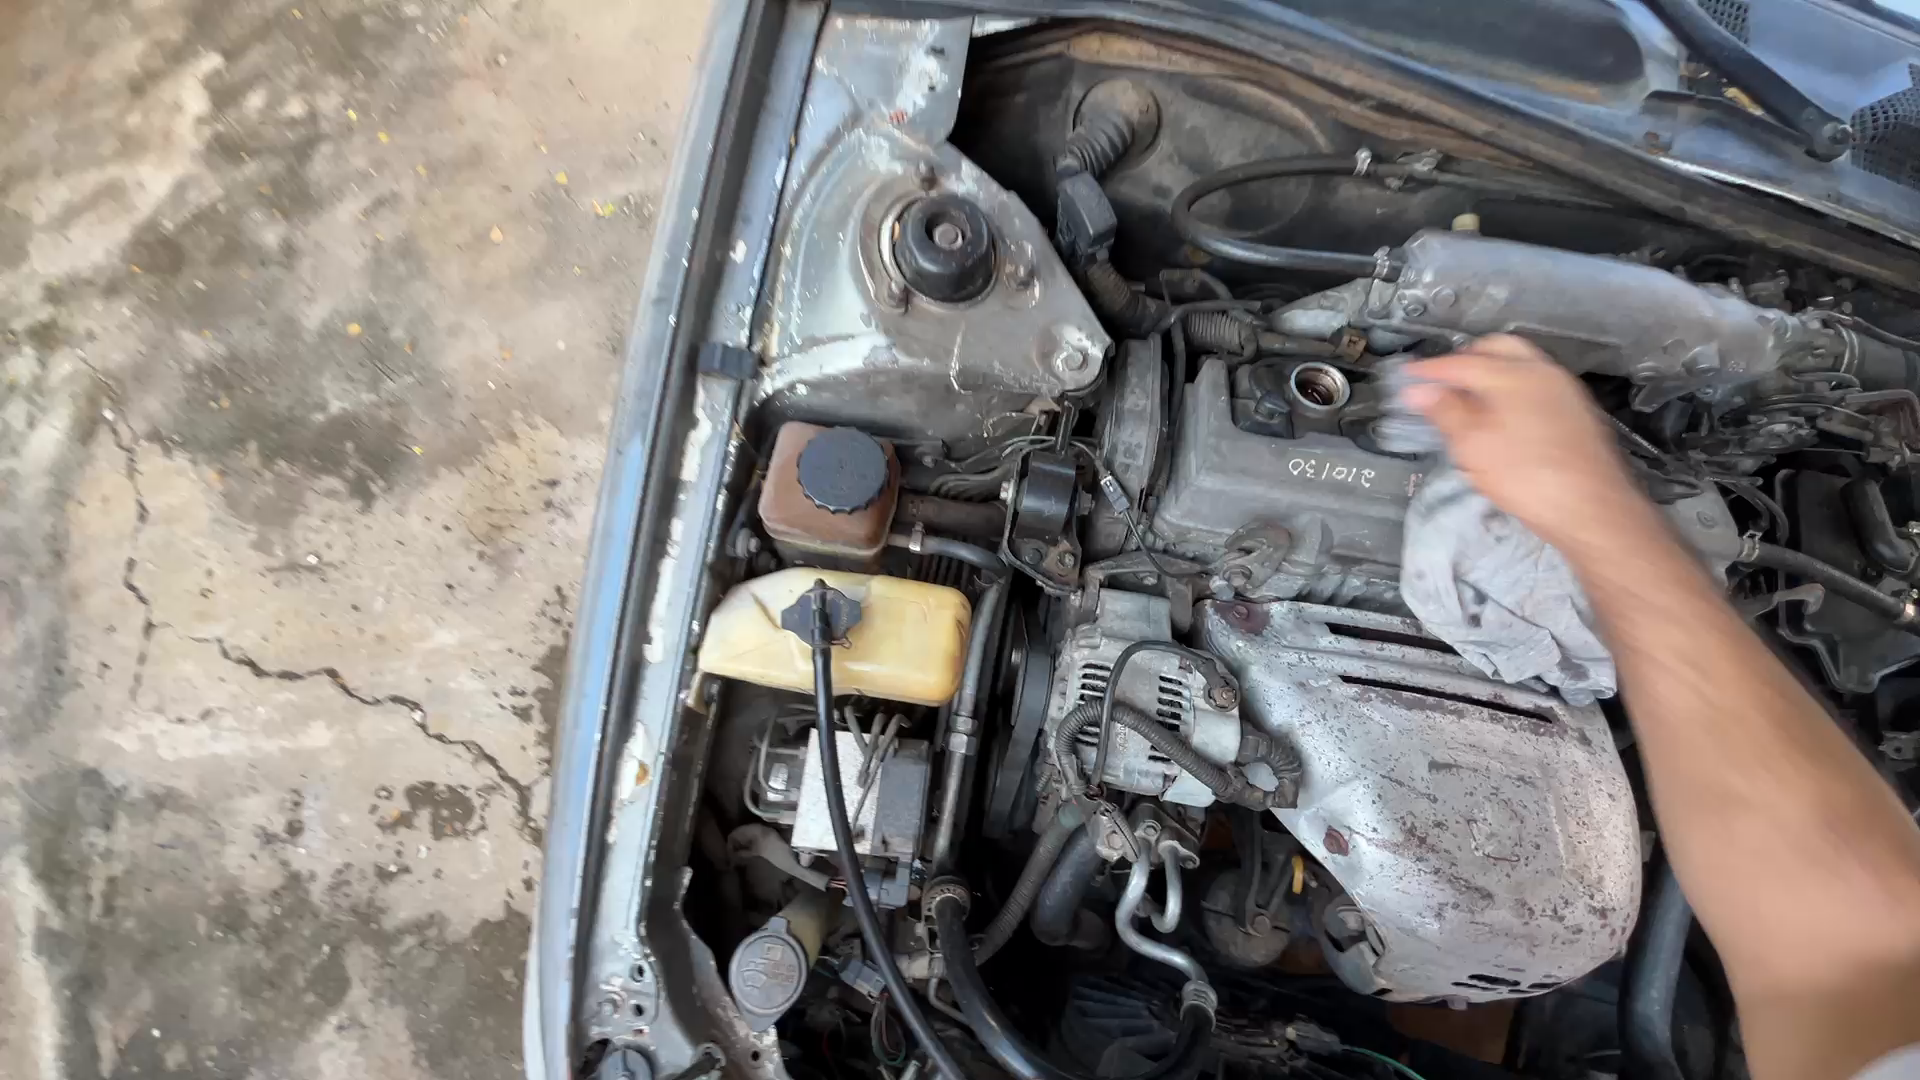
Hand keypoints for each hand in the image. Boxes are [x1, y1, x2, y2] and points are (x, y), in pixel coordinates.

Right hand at [1399, 335, 1660, 557]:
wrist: (1587, 505)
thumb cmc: (1523, 475)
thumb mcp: (1470, 444)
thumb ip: (1443, 411)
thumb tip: (1417, 390)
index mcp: (1514, 376)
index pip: (1461, 362)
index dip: (1429, 369)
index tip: (1406, 375)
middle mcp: (1542, 372)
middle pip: (1496, 348)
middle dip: (1463, 359)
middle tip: (1437, 381)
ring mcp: (1562, 388)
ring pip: (1518, 362)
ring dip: (1486, 370)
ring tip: (1462, 396)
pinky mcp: (1572, 407)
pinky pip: (1532, 380)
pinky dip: (1507, 384)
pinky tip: (1494, 411)